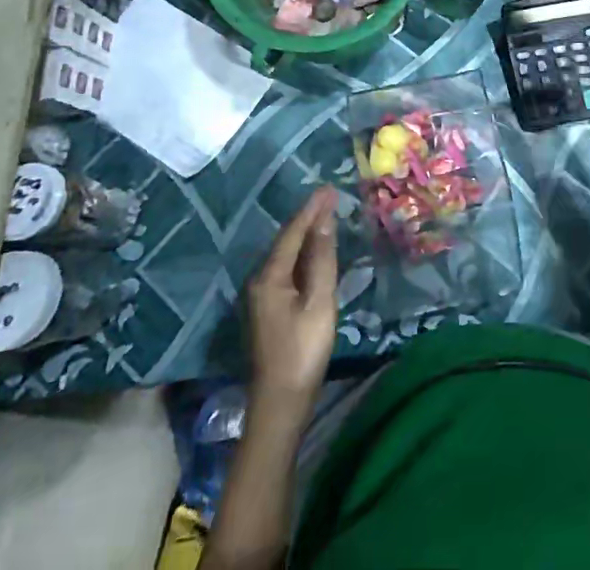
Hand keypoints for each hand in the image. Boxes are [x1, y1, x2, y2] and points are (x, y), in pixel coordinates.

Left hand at [247, 186, 338, 399]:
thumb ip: (322, 261)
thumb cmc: (303, 351)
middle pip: (285, 241)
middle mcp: (260, 279)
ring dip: (304, 236)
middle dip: (307, 218)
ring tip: (324, 218)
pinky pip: (285, 270)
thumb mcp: (319, 304)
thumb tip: (324, 222)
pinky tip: (313, 255)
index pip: (293, 232)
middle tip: (329, 198)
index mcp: (270, 275)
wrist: (280, 401)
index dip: (312, 210)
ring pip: (285, 256)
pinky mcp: (268, 308)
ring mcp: (261, 295)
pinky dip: (301, 256)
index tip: (329, 188)